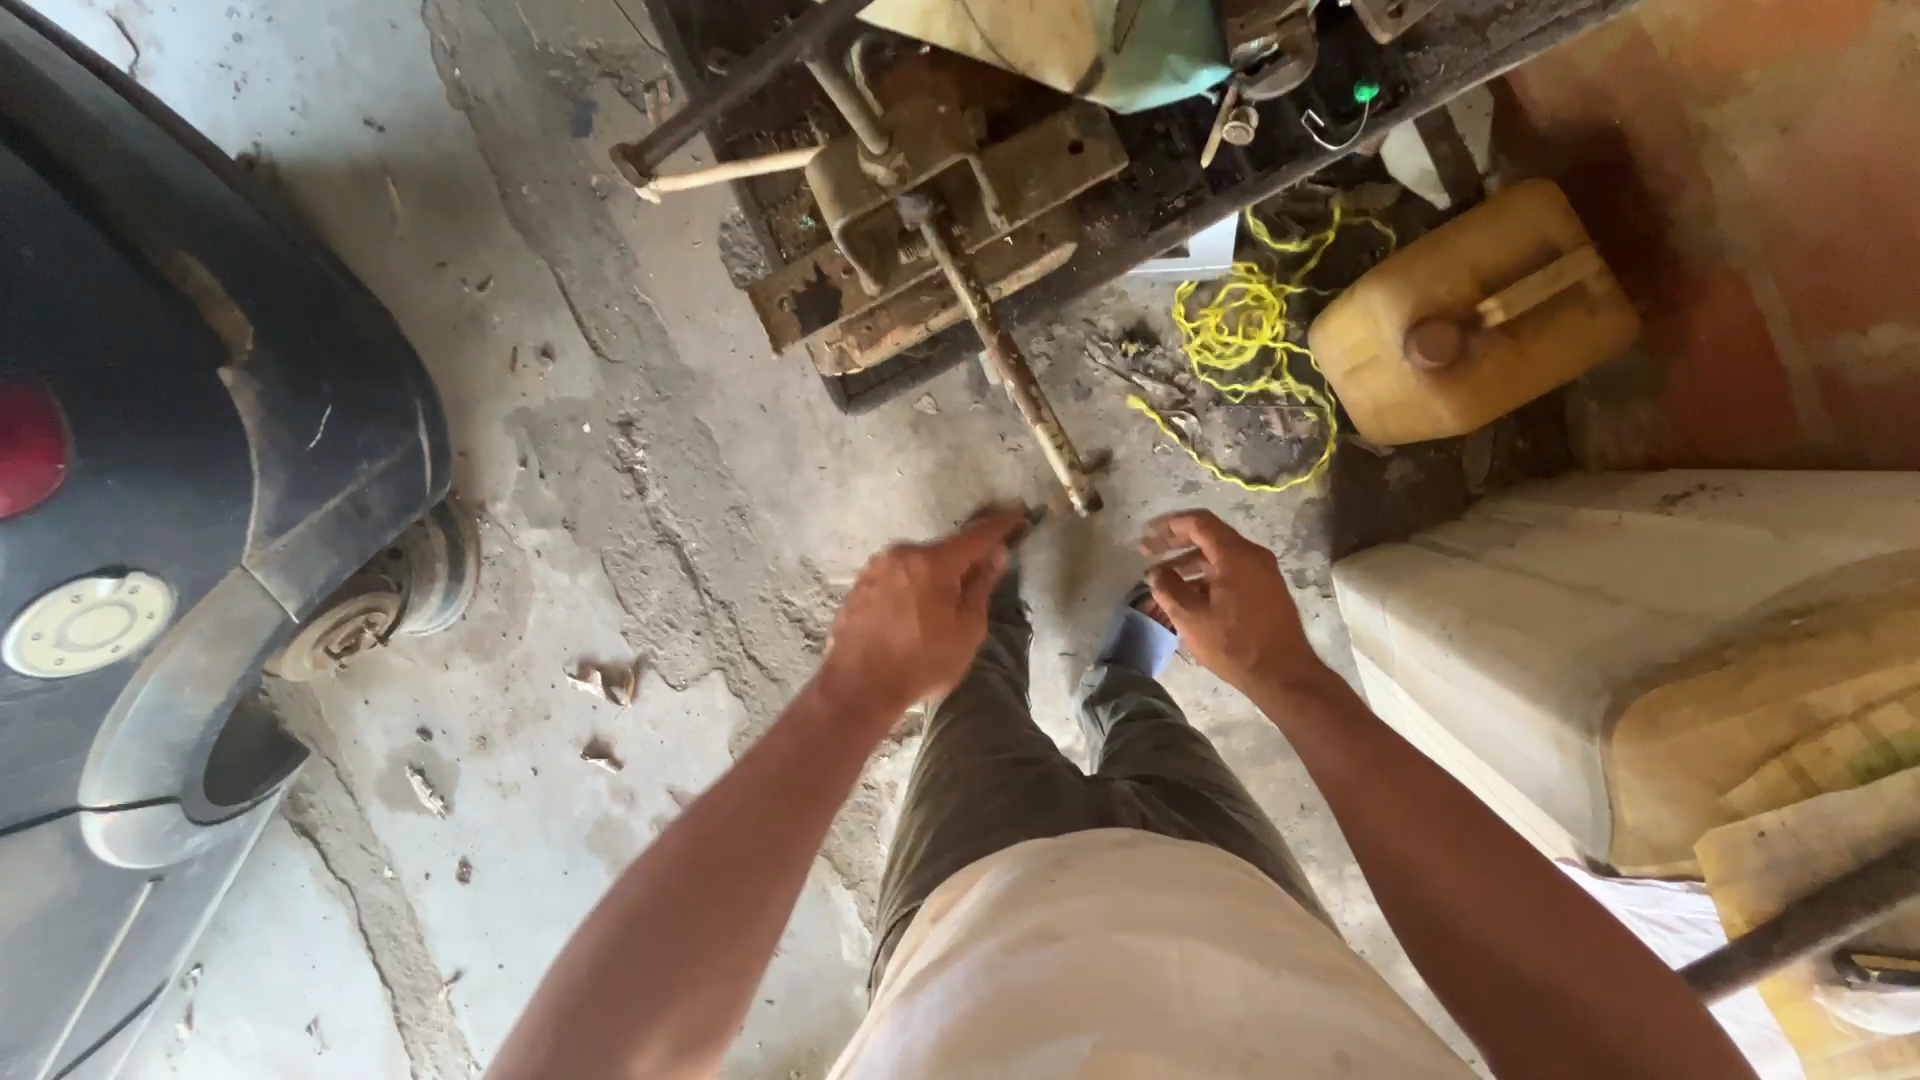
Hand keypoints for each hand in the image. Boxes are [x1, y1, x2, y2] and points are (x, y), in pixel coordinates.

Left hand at [820, 506, 1025, 713]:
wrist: (858, 688)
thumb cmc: (922, 662)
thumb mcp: (967, 630)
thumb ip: (982, 586)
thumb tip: (996, 553)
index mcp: (933, 561)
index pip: (977, 535)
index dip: (1001, 524)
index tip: (1017, 512)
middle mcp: (901, 554)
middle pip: (943, 551)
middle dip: (962, 562)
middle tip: (977, 582)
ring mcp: (874, 569)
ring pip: (916, 565)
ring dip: (932, 578)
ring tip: (937, 611)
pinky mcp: (858, 587)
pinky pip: (894, 580)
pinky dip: (908, 590)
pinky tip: (909, 617)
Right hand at [1141, 510, 1331, 697]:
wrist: (1284, 675)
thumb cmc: (1234, 644)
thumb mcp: (1191, 616)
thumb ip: (1168, 588)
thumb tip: (1155, 573)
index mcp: (1235, 555)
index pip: (1198, 523)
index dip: (1169, 525)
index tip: (1147, 534)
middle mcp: (1253, 556)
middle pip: (1209, 537)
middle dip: (1175, 544)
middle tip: (1147, 553)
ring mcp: (1263, 574)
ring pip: (1219, 558)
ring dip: (1189, 565)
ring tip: (1163, 582)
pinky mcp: (1266, 591)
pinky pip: (1231, 573)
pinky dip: (1207, 578)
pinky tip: (1189, 597)